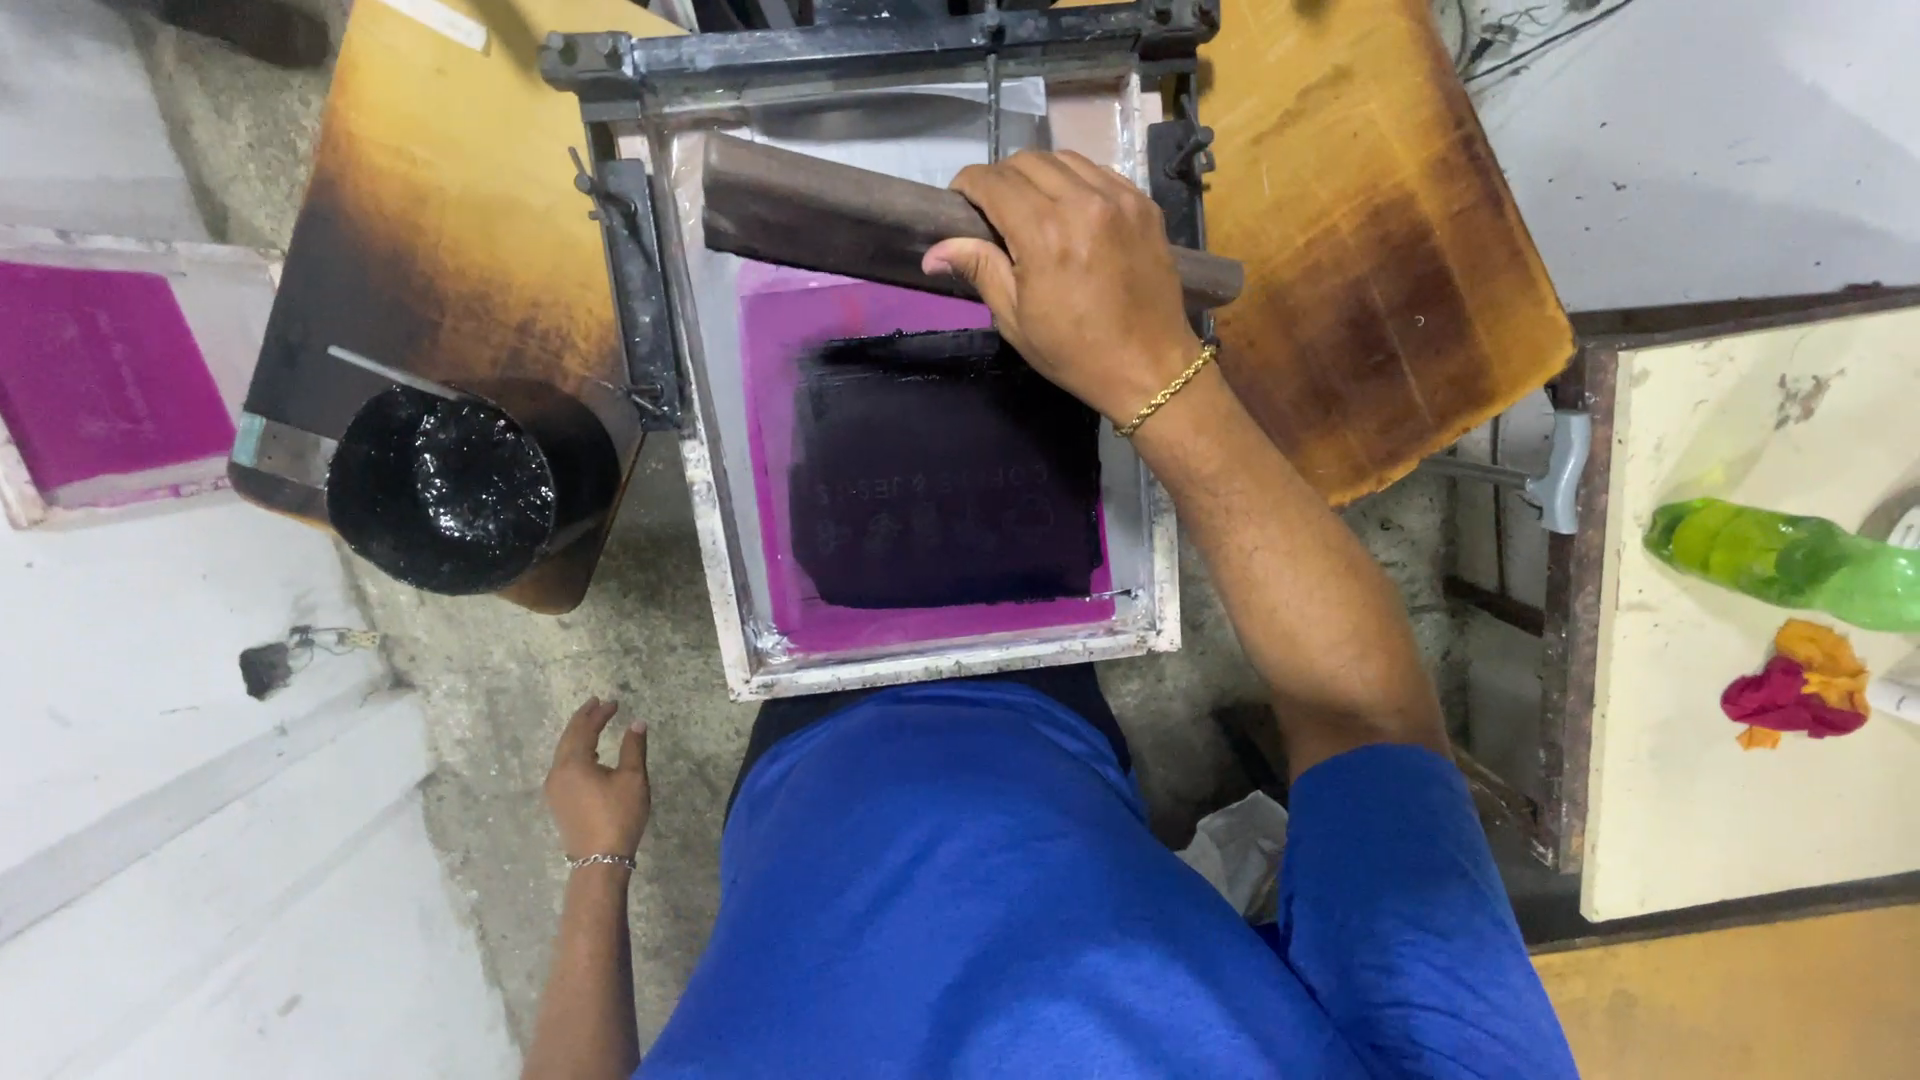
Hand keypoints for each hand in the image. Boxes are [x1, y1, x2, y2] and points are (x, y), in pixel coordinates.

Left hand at [544, 696, 650, 860]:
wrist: (600, 858)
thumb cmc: (618, 815)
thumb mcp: (632, 778)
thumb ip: (633, 748)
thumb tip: (636, 723)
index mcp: (573, 763)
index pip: (584, 729)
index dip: (599, 714)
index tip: (613, 702)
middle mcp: (557, 772)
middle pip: (568, 738)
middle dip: (583, 719)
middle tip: (598, 704)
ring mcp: (555, 789)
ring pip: (563, 752)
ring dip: (578, 735)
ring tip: (592, 723)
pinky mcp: (558, 801)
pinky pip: (564, 765)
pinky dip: (575, 751)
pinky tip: (587, 753)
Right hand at [922, 151, 1204, 424]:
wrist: (1148, 366)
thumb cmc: (1074, 353)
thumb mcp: (1016, 319)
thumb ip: (980, 269)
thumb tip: (932, 252)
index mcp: (1044, 233)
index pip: (992, 181)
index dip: (967, 185)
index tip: (960, 202)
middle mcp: (1083, 202)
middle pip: (1026, 161)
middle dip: (1000, 178)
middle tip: (993, 210)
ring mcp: (1119, 199)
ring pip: (1063, 158)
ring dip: (1037, 174)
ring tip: (1031, 207)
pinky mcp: (1143, 205)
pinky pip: (1099, 172)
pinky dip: (1075, 181)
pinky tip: (1070, 211)